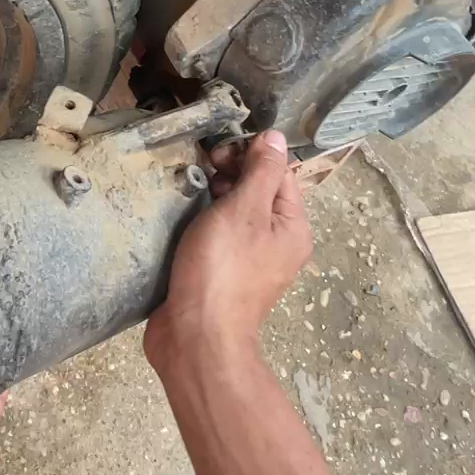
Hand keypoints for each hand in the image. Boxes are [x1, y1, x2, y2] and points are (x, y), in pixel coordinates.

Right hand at [144, 130, 311, 370]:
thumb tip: (276, 137)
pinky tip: (182, 211)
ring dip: (212, 192)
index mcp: (292, 227)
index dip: (251, 154)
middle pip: (257, 188)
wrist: (196, 337)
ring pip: (233, 208)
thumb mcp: (244, 210)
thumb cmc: (223, 269)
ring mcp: (248, 257)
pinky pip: (216, 230)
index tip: (218, 153)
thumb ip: (261, 171)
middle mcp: (276, 241)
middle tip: (202, 168)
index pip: (279, 172)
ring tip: (188, 186)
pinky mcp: (220, 268)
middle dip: (230, 171)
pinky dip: (202, 216)